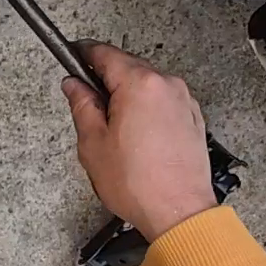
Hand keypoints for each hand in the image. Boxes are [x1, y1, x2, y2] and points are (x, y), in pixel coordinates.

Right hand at [61, 42, 216, 240]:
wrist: (179, 213)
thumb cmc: (138, 183)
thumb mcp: (93, 143)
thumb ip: (81, 105)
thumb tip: (74, 86)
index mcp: (139, 84)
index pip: (105, 54)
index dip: (83, 53)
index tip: (72, 55)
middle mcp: (166, 85)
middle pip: (127, 67)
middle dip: (104, 79)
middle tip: (85, 102)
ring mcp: (183, 101)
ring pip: (146, 84)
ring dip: (126, 95)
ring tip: (111, 128)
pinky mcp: (192, 118)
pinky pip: (162, 101)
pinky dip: (146, 109)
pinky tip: (135, 135)